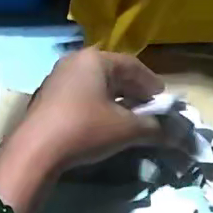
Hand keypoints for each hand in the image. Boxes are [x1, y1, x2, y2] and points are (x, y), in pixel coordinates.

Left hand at [3, 48, 173, 177]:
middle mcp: (75, 62)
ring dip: (117, 101)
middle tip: (151, 112)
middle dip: (135, 93)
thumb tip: (177, 134)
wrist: (35, 152)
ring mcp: (57, 78)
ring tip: (131, 120)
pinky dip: (98, 107)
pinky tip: (105, 125)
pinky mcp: (47, 97)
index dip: (153, 85)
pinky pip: (81, 96)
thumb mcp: (126, 129)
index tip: (165, 104)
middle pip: (115, 74)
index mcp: (95, 60)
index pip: (134, 66)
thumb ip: (154, 128)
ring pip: (97, 86)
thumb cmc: (85, 129)